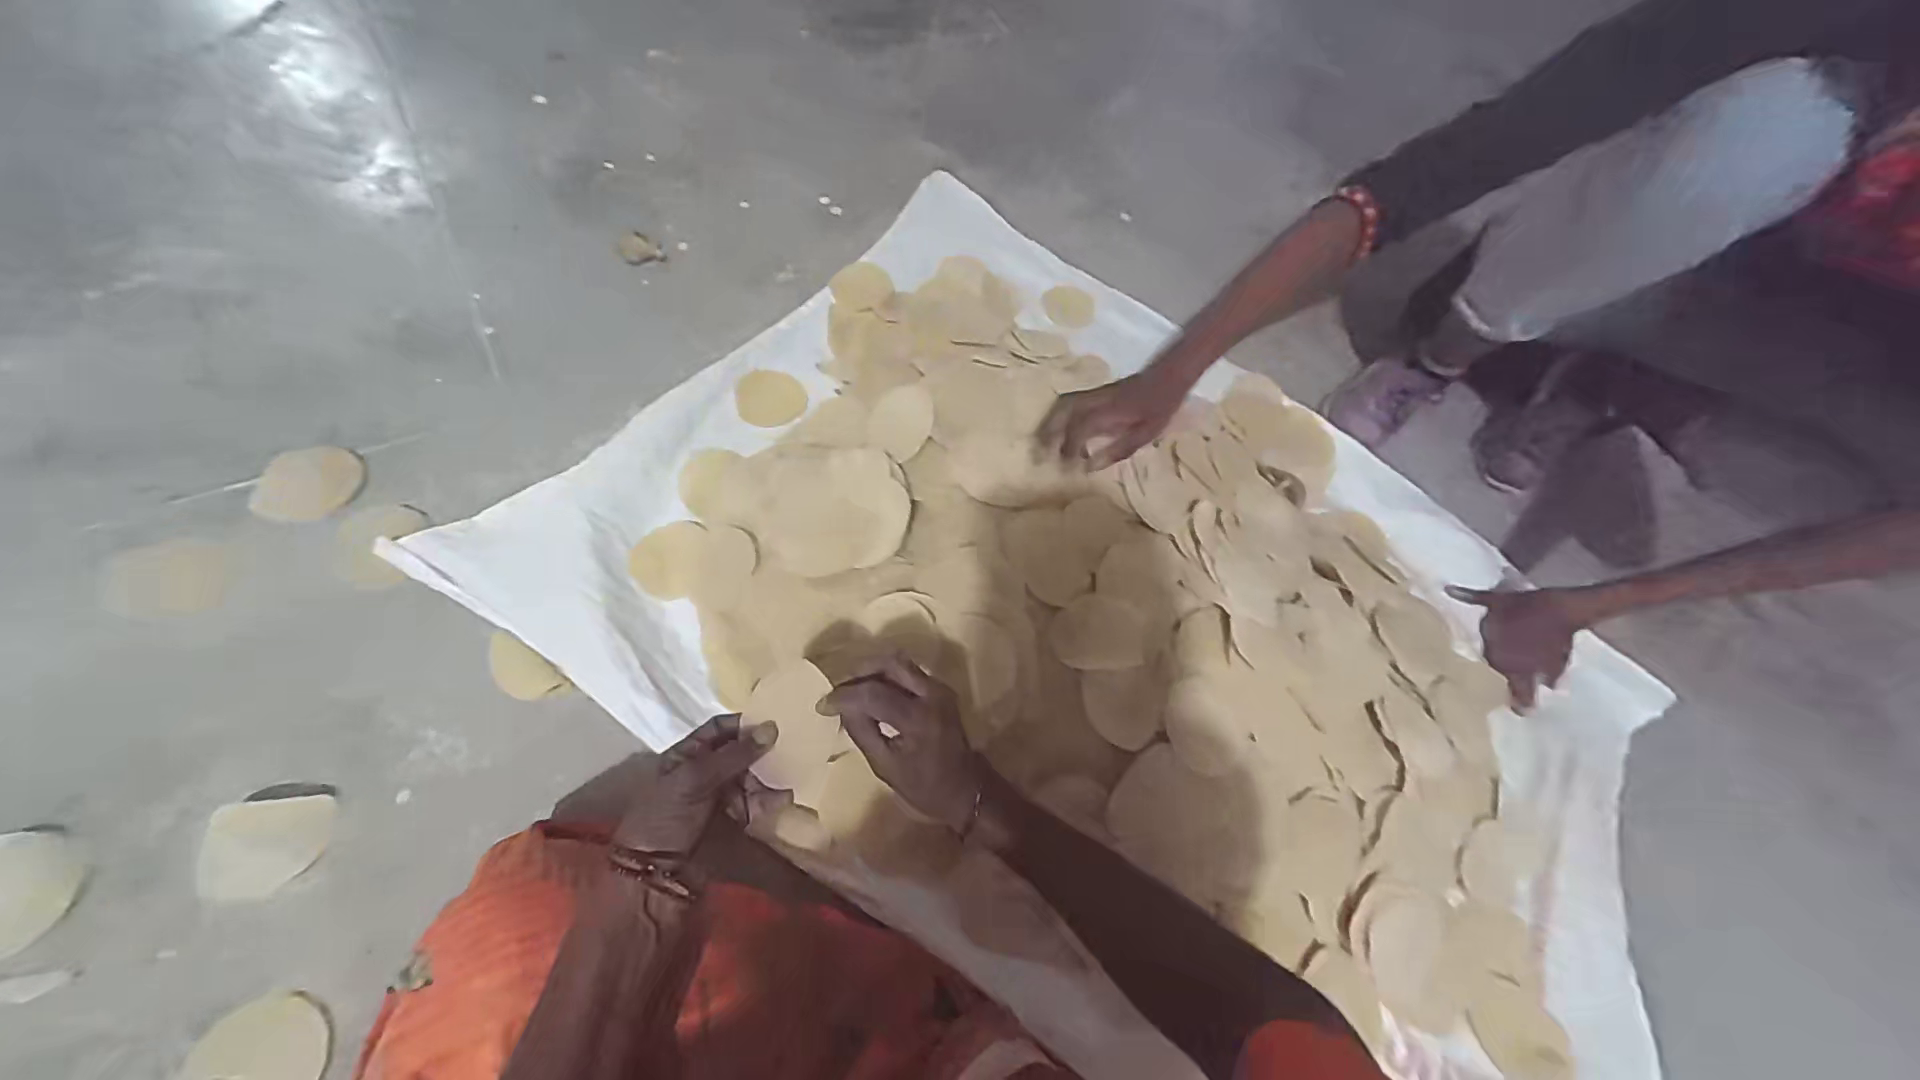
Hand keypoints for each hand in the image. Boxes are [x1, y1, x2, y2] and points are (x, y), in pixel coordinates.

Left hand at [612, 714, 777, 855]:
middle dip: (764, 750)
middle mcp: (708, 770)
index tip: (773, 721)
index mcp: (689, 754)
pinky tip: (784, 797)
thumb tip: (771, 728)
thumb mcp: (694, 779)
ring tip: (789, 776)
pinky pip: (759, 801)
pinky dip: (772, 798)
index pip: (721, 728)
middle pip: (743, 751)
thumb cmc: (665, 816)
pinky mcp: (736, 817)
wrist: (654, 874)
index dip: (744, 723)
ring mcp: (723, 794)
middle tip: (790, 748)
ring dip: (771, 776)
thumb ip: (733, 755)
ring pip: (755, 775)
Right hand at [818, 653, 984, 831]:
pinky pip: (909, 672)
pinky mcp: (941, 689)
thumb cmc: (924, 786)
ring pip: (900, 663)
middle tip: (839, 691)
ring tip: (853, 690)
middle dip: (859, 673)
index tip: (823, 706)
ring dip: (873, 671)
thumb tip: (841, 707)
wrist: (967, 788)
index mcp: (918, 718)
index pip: (873, 693)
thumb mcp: (885, 766)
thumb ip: (862, 731)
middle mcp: (932, 695)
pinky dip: (887, 676)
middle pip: (889, 664)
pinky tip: (873, 692)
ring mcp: (939, 689)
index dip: (843, 696)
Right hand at [1039, 371, 1184, 469]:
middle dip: (1048, 435)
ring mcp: (1093, 394)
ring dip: (1049, 424)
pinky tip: (1058, 428)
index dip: (1069, 448)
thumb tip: (1089, 467)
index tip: (1066, 466)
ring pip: (1062, 406)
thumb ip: (1117, 451)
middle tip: (1040, 455)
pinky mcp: (1095, 392)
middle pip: (1062, 415)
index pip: (1078, 429)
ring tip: (1043, 443)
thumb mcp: (1145, 435)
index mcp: (1108, 412)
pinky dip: (1058, 415)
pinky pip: (1068, 402)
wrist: (1168, 375)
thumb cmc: (1160, 407)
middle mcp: (1095, 401)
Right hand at [1446, 585, 1584, 709]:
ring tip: (1502, 646)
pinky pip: (1474, 598)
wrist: (1566, 608)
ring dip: (1493, 642)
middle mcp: (1493, 646)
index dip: (1514, 696)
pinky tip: (1448, 590)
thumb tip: (1543, 689)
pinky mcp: (1494, 602)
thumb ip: (1548, 677)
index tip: (1518, 709)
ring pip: (1485, 637)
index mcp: (1510, 664)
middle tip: (1512, 671)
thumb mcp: (1560, 662)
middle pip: (1492, 660)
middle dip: (1502, 667)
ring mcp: (1491, 624)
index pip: (1508, 684)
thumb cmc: (1562, 638)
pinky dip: (1461, 594)